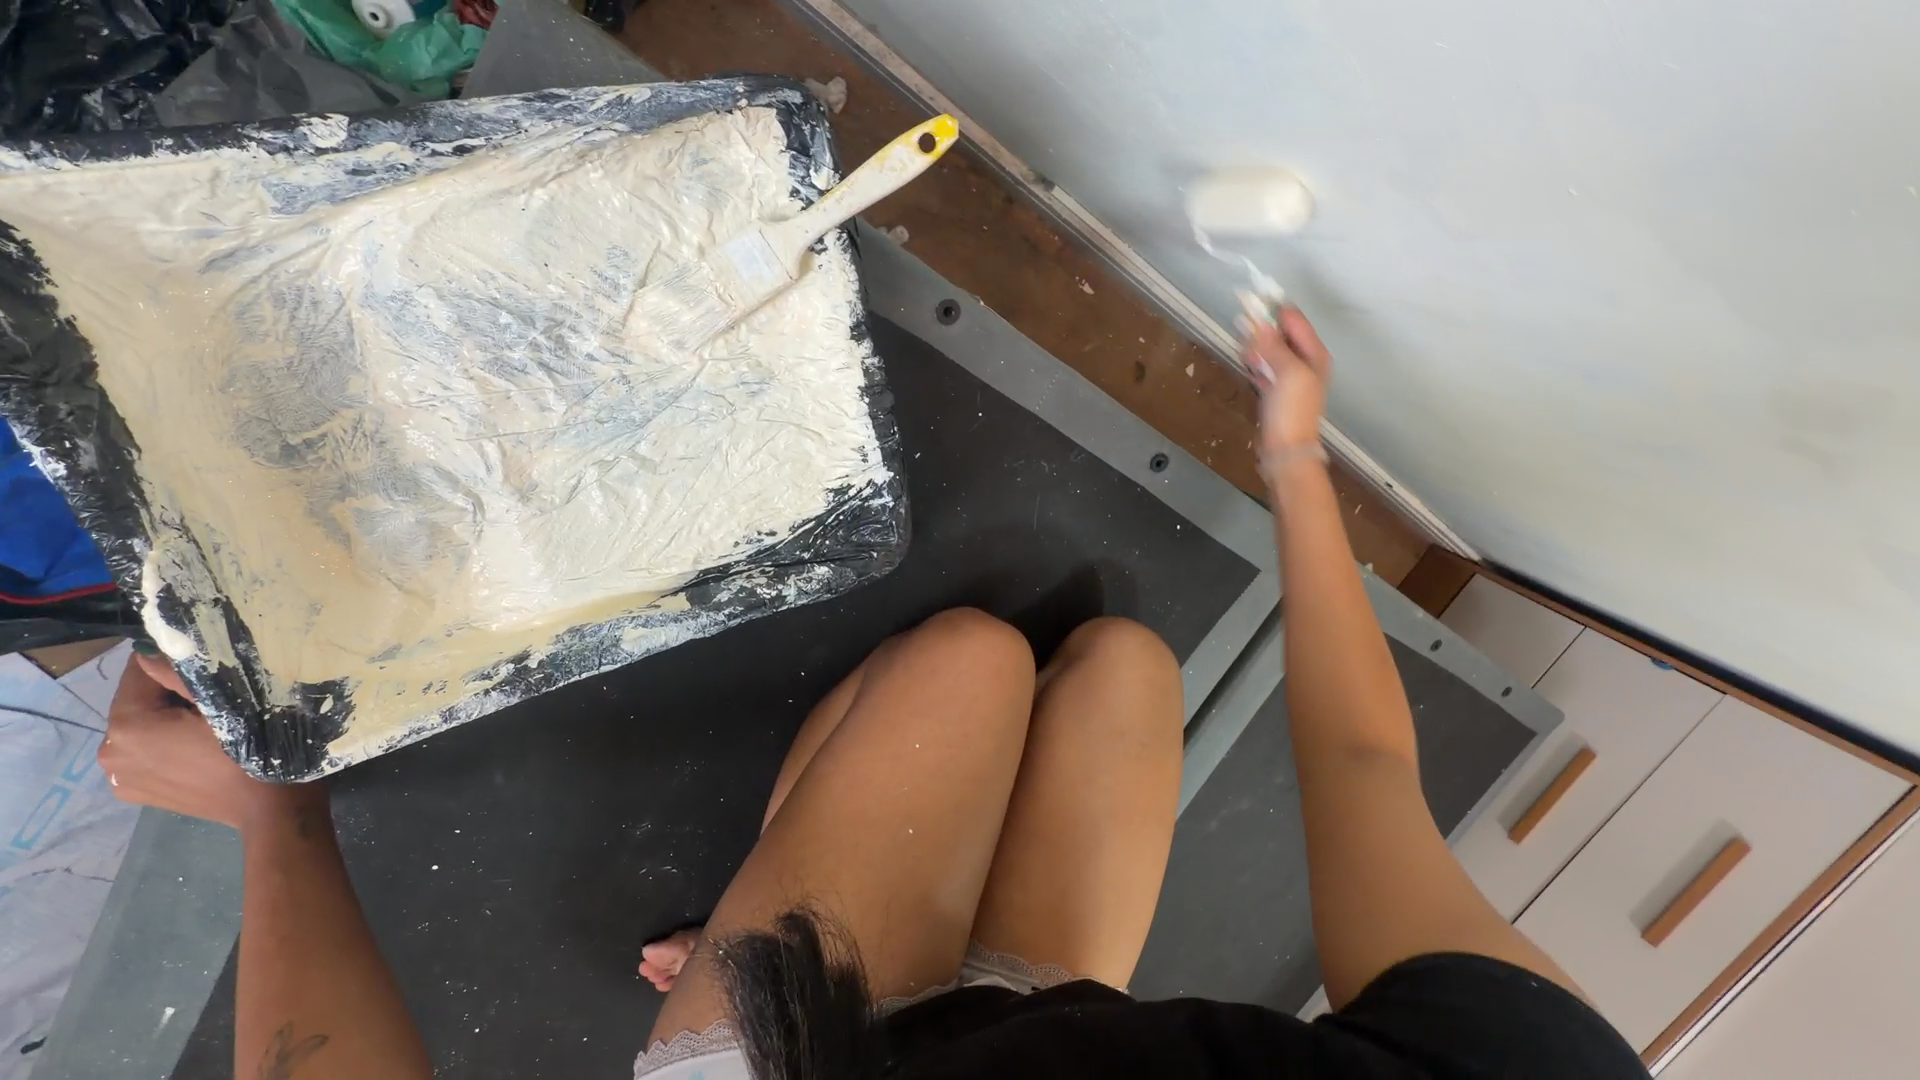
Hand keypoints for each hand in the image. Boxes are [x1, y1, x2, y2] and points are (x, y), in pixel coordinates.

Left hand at [99, 652, 284, 828]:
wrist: (270, 807)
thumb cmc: (256, 748)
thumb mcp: (229, 705)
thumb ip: (180, 677)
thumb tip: (150, 653)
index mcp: (128, 726)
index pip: (137, 675)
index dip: (171, 663)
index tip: (205, 663)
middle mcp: (110, 752)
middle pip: (137, 705)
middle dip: (168, 696)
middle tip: (216, 696)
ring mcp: (120, 777)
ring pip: (142, 731)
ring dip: (167, 721)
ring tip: (209, 724)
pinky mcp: (136, 793)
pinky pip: (146, 754)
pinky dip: (166, 746)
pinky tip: (198, 750)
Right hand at [1243, 305, 1331, 467]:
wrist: (1286, 449)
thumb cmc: (1292, 410)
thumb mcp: (1287, 372)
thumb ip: (1273, 344)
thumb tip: (1258, 319)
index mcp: (1314, 354)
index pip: (1294, 320)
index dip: (1273, 309)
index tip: (1249, 301)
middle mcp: (1305, 362)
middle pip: (1281, 334)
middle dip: (1262, 329)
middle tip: (1245, 331)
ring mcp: (1290, 377)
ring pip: (1270, 350)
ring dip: (1256, 347)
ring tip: (1246, 352)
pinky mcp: (1275, 391)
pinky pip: (1264, 367)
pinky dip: (1255, 363)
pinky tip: (1248, 365)